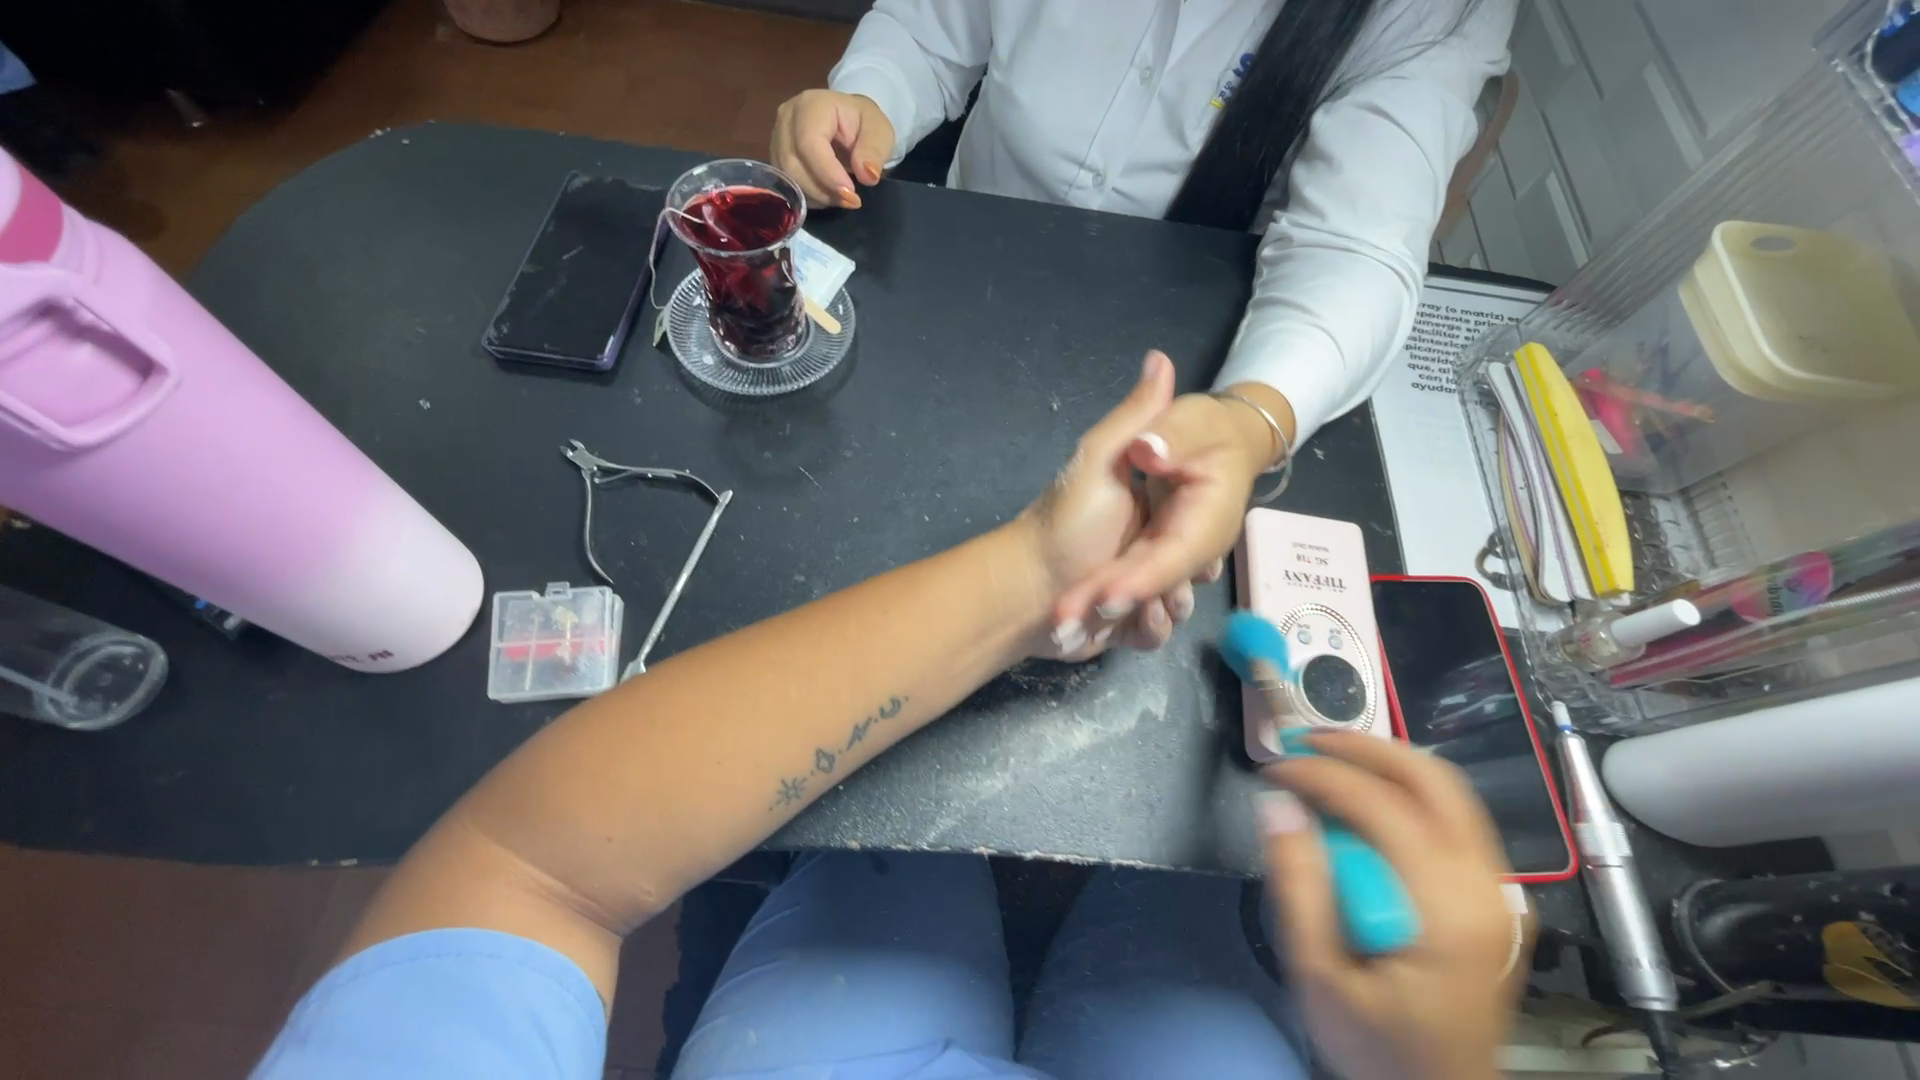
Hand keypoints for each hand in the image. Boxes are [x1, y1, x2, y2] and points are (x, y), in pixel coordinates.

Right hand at [770, 89, 894, 209]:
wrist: (847, 123)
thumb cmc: (863, 124)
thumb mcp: (880, 131)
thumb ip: (874, 150)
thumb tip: (867, 175)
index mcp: (812, 105)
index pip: (809, 142)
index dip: (827, 173)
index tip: (851, 194)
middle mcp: (787, 118)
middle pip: (793, 163)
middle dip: (823, 190)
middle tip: (850, 201)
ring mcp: (777, 139)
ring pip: (788, 178)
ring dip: (816, 196)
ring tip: (841, 198)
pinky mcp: (776, 158)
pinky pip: (787, 185)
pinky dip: (809, 197)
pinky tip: (827, 196)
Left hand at [1050, 382, 1284, 640]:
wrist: (1018, 589)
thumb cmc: (1064, 524)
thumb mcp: (1101, 462)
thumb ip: (1137, 419)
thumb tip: (1159, 357)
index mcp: (1156, 508)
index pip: (1196, 528)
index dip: (1187, 548)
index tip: (1172, 560)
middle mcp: (1152, 546)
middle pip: (1189, 573)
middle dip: (1165, 588)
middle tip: (1125, 590)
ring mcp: (1139, 587)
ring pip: (1177, 607)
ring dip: (1153, 615)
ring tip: (1112, 612)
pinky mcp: (1126, 624)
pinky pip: (1155, 634)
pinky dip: (1140, 634)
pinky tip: (1113, 631)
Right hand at [1258, 733, 1522, 1079]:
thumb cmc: (1376, 1047)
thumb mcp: (1318, 975)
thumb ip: (1298, 886)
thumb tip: (1276, 805)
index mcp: (1445, 912)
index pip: (1382, 806)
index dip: (1320, 773)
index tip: (1274, 769)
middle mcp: (1484, 889)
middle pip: (1431, 779)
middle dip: (1360, 746)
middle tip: (1303, 744)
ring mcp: (1497, 890)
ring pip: (1448, 789)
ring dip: (1384, 762)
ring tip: (1326, 760)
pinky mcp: (1492, 895)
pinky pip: (1452, 815)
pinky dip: (1404, 789)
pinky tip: (1361, 797)